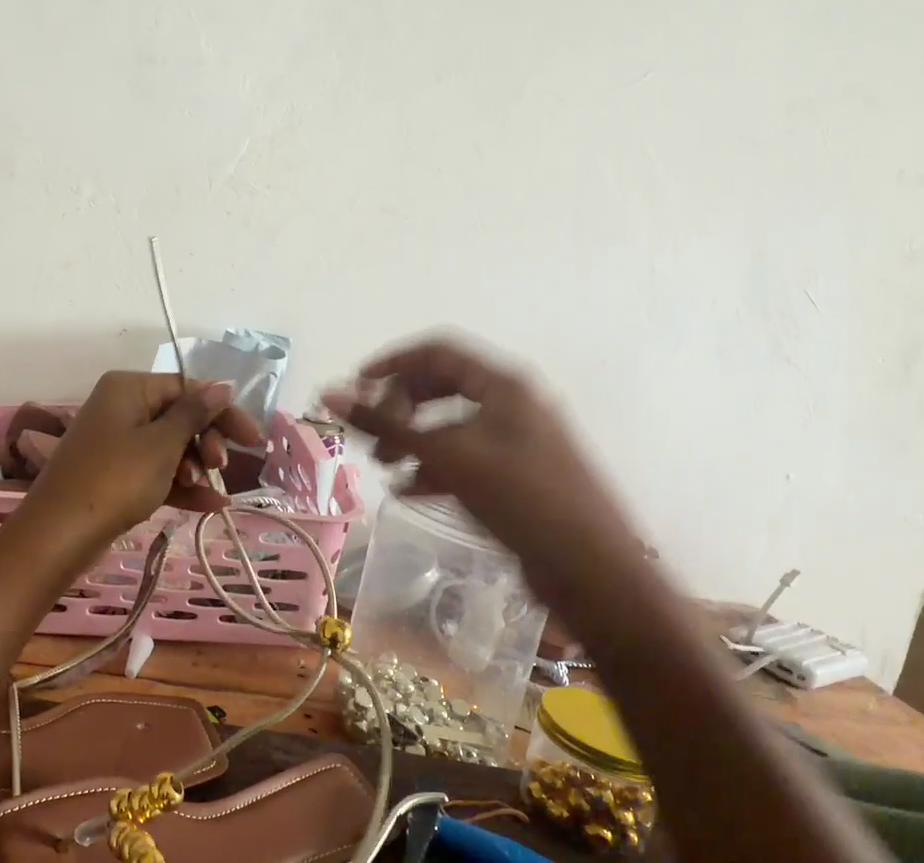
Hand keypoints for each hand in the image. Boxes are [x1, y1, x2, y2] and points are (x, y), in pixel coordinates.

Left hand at [19, 372, 261, 548]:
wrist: (60, 533)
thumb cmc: (116, 478)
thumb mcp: (162, 444)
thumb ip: (195, 413)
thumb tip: (222, 385)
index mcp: (128, 388)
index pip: (186, 388)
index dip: (222, 412)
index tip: (252, 440)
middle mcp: (120, 407)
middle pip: (179, 416)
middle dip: (206, 441)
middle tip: (219, 465)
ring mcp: (115, 443)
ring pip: (169, 447)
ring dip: (195, 467)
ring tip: (210, 491)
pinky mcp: (115, 475)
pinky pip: (156, 472)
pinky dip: (181, 485)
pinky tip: (211, 505)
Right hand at [323, 336, 645, 605]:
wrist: (594, 571)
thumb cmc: (521, 500)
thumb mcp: (446, 457)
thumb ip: (385, 424)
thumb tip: (329, 393)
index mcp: (504, 384)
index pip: (436, 352)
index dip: (390, 364)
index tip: (354, 388)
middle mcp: (513, 403)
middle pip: (440, 386)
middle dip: (399, 407)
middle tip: (368, 434)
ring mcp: (519, 440)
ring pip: (450, 425)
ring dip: (412, 440)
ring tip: (383, 467)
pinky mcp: (518, 475)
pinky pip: (465, 456)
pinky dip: (433, 466)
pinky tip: (408, 490)